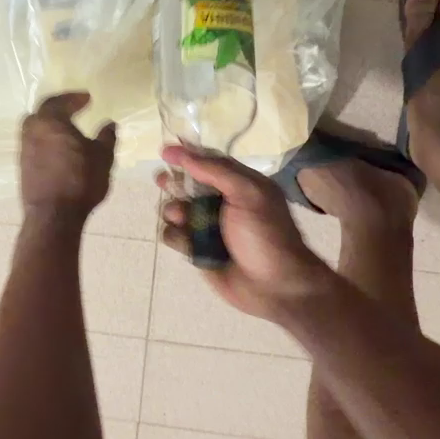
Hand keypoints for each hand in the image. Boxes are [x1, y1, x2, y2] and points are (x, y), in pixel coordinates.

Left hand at [19, 91, 117, 217]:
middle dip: (57, 109)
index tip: (88, 98)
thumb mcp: (103, 157)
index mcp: (50, 122)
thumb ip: (106, 137)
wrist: (54, 216)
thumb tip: (109, 124)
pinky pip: (33, 145)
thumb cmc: (81, 181)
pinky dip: (46, 141)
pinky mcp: (23, 168)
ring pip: (34, 129)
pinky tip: (58, 150)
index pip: (59, 101)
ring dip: (50, 126)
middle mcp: (32, 132)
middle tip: (73, 110)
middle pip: (41, 112)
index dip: (74, 98)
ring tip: (67, 131)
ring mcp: (24, 150)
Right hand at [158, 146, 338, 321]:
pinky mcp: (197, 250)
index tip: (165, 152)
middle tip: (164, 182)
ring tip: (182, 218)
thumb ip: (217, 171)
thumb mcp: (249, 194)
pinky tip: (189, 244)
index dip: (186, 155)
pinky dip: (177, 236)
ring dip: (174, 210)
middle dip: (173, 181)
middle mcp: (221, 202)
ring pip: (175, 210)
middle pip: (187, 184)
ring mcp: (207, 227)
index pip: (208, 162)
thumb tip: (184, 153)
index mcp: (240, 184)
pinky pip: (174, 235)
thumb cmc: (266, 235)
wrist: (275, 287)